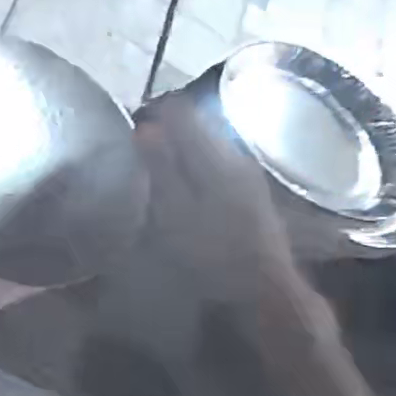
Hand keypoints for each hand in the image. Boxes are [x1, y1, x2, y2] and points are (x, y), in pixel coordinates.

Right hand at [132, 89, 299, 294]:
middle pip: (195, 119)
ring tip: (155, 169)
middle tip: (137, 152)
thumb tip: (144, 127)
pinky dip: (194, 160)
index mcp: (214, 155)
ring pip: (206, 138)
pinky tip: (182, 184)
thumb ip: (161, 167)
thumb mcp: (175, 212)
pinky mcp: (250, 184)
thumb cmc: (212, 252)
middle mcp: (234, 152)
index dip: (151, 112)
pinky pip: (215, 156)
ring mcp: (246, 168)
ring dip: (179, 145)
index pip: (180, 109)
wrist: (264, 286)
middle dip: (164, 128)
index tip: (130, 131)